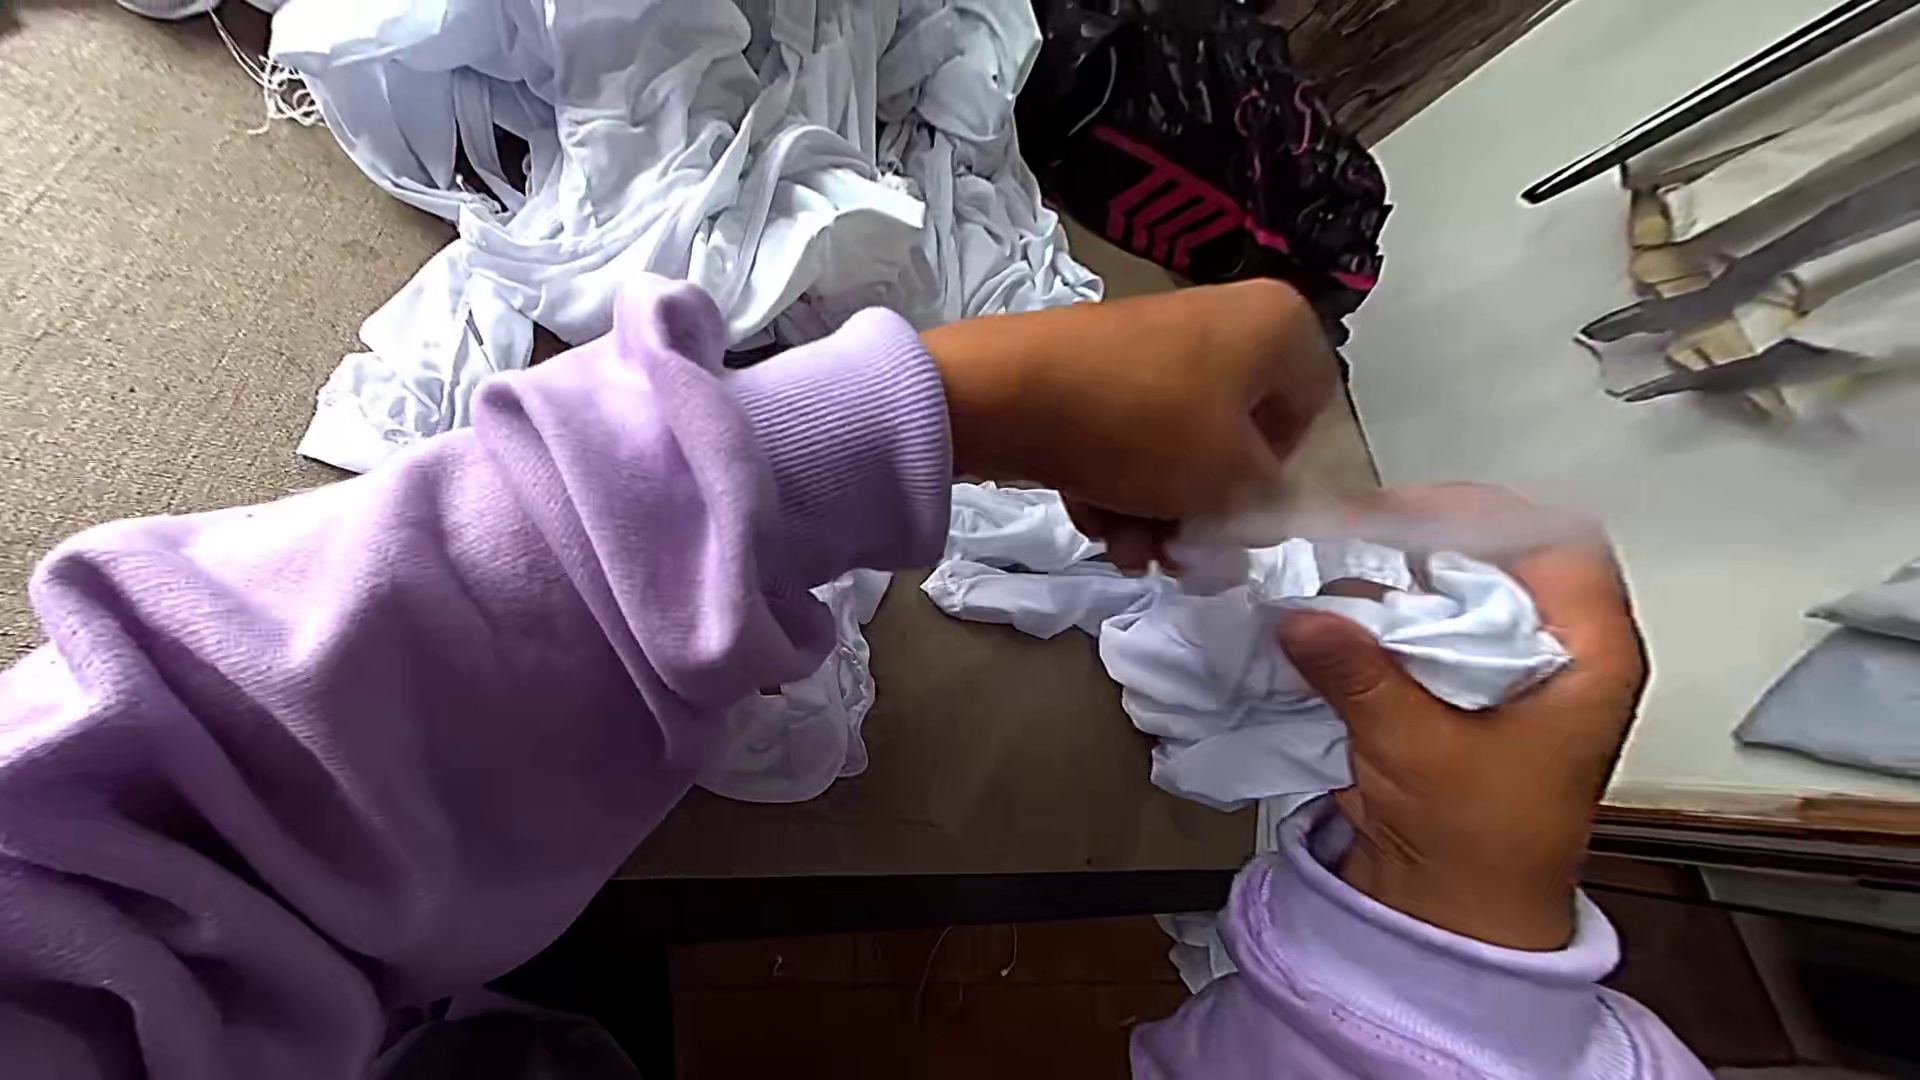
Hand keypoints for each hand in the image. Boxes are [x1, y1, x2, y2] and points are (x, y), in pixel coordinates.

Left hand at [923, 279, 1336, 563]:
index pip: (1308, 418)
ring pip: (1167, 449)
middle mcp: (1214, 325)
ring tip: (1126, 552)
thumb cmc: (1141, 428)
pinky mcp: (1091, 374)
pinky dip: (1113, 483)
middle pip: (1226, 440)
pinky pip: (1122, 437)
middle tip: (1175, 556)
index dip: (1275, 481)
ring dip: (1151, 512)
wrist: (1006, 394)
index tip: (1237, 522)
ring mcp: (1144, 349)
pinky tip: (1093, 520)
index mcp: (1272, 327)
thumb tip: (1267, 505)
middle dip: (1198, 510)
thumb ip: (1268, 501)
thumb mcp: (1227, 478)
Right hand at [1277, 485, 1648, 950]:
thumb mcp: (1420, 748)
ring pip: (1432, 584)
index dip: (1478, 514)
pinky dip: (1356, 607)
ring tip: (1313, 560)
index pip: (1554, 542)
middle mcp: (1537, 641)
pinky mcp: (1434, 674)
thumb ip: (1361, 677)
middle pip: (1483, 553)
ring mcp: (1482, 656)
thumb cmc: (1472, 827)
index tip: (1394, 514)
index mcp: (1581, 652)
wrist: (1446, 893)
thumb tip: (1296, 614)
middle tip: (1336, 531)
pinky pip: (1397, 619)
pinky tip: (1312, 603)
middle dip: (1408, 537)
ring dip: (1373, 572)